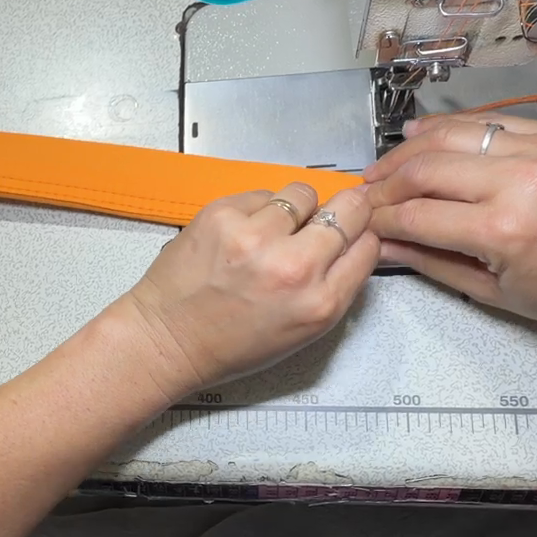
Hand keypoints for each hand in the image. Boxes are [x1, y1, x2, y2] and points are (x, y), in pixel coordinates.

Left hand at [114, 183, 378, 398]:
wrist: (168, 339)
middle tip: (317, 224)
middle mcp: (293, 267)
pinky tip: (239, 236)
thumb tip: (352, 240)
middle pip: (349, 208)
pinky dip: (255, 210)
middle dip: (340, 212)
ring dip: (293, 209)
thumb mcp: (301, 331)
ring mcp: (255, 236)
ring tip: (270, 233)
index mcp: (319, 304)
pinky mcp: (222, 214)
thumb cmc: (229, 344)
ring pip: (303, 193)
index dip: (359, 237)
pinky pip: (260, 194)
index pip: (368, 245)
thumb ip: (334, 287)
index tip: (347, 236)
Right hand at [363, 114, 536, 349]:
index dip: (377, 220)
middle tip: (363, 195)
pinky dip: (453, 129)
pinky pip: (491, 121)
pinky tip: (425, 136)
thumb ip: (429, 261)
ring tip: (385, 166)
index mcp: (504, 229)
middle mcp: (523, 178)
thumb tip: (379, 245)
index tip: (360, 223)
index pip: (414, 215)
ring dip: (410, 149)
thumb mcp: (491, 293)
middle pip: (425, 167)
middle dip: (384, 183)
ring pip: (453, 134)